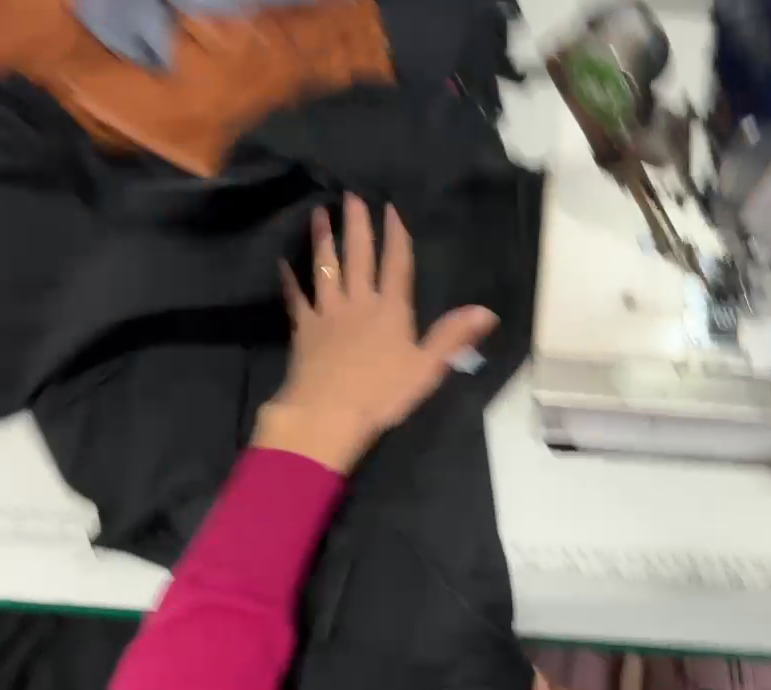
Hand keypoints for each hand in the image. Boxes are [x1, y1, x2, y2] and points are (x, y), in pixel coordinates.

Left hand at [255, 193, 498, 471]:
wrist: (328, 412)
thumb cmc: (383, 393)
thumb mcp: (427, 368)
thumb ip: (453, 336)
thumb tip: (487, 311)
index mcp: (392, 310)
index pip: (396, 265)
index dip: (396, 236)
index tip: (391, 208)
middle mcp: (359, 303)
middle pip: (358, 257)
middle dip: (357, 226)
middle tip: (351, 196)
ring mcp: (328, 313)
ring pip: (326, 269)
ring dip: (323, 241)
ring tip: (319, 215)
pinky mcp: (304, 329)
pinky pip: (297, 298)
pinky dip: (290, 279)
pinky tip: (284, 264)